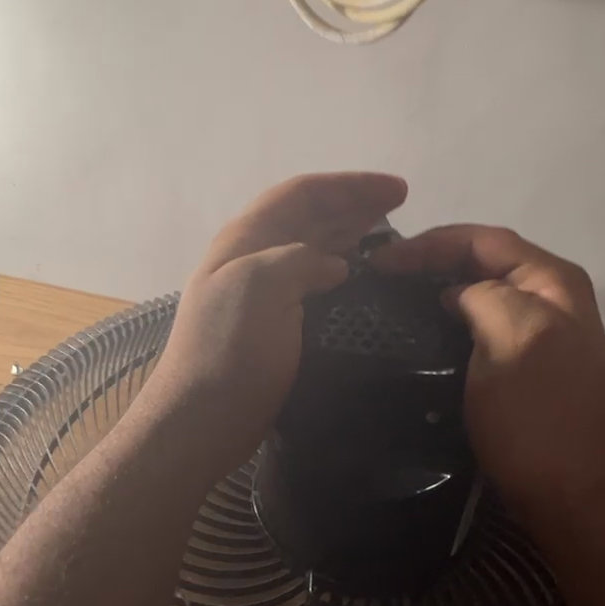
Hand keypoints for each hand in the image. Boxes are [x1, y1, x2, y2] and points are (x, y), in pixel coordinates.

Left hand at [132, 172, 408, 475]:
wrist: (203, 419)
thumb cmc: (229, 350)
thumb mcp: (260, 286)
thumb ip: (301, 260)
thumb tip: (335, 265)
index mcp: (245, 239)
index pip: (302, 194)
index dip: (350, 186)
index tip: (399, 191)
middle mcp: (252, 259)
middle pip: (309, 217)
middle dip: (354, 205)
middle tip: (401, 208)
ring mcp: (262, 294)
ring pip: (311, 249)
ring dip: (349, 235)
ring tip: (389, 235)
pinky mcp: (274, 327)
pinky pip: (312, 286)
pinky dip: (340, 274)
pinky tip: (361, 280)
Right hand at [372, 225, 604, 513]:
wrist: (568, 493)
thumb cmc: (536, 415)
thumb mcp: (510, 337)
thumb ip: (482, 295)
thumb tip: (454, 293)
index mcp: (553, 282)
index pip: (484, 240)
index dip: (429, 244)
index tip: (380, 262)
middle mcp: (551, 299)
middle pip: (483, 261)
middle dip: (431, 260)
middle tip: (380, 275)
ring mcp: (539, 335)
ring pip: (480, 293)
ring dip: (437, 289)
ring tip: (392, 298)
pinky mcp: (522, 367)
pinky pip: (479, 327)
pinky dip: (447, 321)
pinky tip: (420, 333)